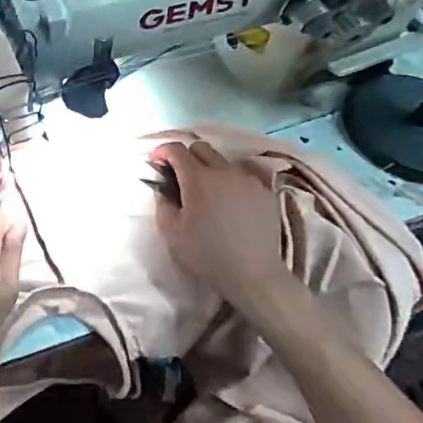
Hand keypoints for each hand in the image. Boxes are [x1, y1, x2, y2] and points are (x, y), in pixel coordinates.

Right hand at [150, 141, 289, 309]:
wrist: (253, 275)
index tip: (156, 162)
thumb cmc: (207, 255)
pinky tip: (231, 205)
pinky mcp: (266, 191)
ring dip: (211, 170)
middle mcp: (224, 171)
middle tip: (181, 177)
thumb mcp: (172, 234)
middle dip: (187, 156)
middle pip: (201, 147)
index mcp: (198, 178)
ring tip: (209, 193)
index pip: (177, 149)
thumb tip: (163, 188)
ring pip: (224, 161)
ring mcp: (248, 179)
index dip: (163, 151)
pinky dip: (232, 183)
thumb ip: (163, 204)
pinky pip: (243, 177)